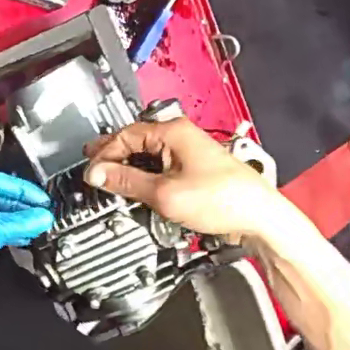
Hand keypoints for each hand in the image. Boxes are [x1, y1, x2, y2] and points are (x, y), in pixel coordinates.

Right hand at [82, 119, 292, 244]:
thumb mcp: (164, 194)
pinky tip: (137, 189)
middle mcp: (182, 136)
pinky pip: (161, 167)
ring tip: (111, 182)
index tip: (90, 172)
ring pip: (148, 155)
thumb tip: (100, 174)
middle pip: (136, 142)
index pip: (125, 135)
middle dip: (113, 157)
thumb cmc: (224, 199)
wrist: (259, 217)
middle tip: (92, 169)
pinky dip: (145, 176)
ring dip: (129, 168)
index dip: (104, 154)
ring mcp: (189, 153)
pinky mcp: (195, 170)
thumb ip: (127, 182)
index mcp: (174, 132)